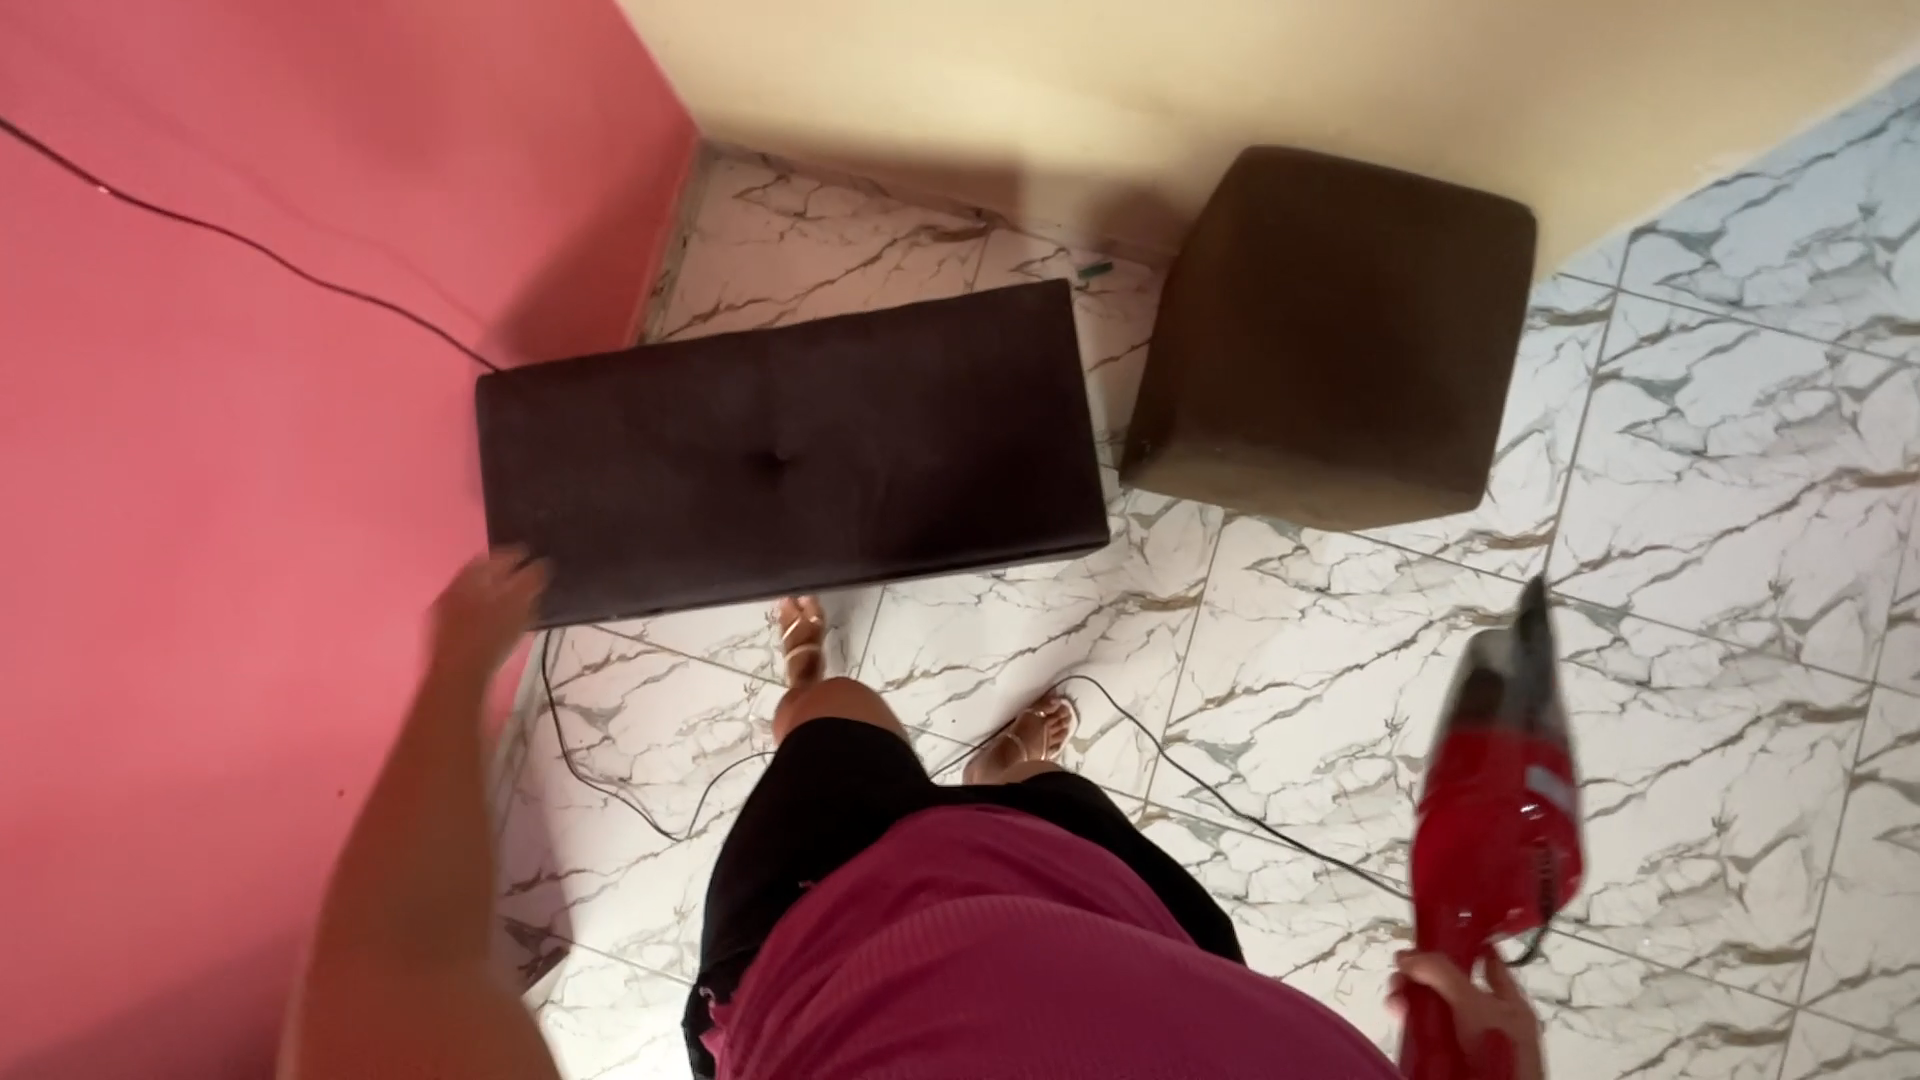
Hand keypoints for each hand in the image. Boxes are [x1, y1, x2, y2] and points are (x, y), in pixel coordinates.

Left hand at [427, 548, 548, 680]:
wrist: (457, 676)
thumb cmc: (491, 637)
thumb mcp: (519, 606)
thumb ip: (532, 581)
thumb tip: (544, 563)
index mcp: (471, 578)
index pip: (494, 556)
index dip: (516, 554)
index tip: (534, 556)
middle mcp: (454, 589)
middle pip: (481, 573)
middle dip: (504, 573)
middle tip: (527, 577)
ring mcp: (445, 611)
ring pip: (474, 592)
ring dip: (494, 592)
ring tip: (516, 599)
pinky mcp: (444, 632)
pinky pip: (468, 610)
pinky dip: (485, 608)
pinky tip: (497, 620)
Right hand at [1391, 949, 1544, 1079]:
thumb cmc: (1497, 1049)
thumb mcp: (1473, 1003)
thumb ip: (1441, 972)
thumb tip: (1403, 955)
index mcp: (1507, 1001)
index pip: (1486, 960)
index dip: (1461, 941)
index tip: (1430, 929)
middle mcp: (1487, 1015)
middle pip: (1447, 979)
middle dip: (1419, 971)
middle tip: (1400, 971)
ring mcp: (1466, 1036)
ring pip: (1431, 1002)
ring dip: (1408, 994)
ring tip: (1395, 999)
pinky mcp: (1447, 1053)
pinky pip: (1423, 1027)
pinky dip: (1408, 1017)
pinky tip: (1396, 1014)